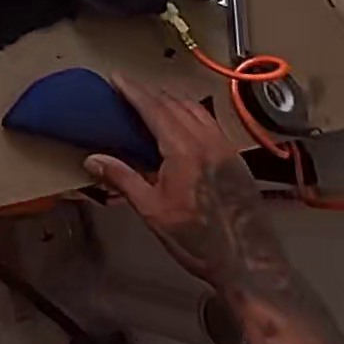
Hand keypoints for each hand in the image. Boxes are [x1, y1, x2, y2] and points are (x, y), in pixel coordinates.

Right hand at [83, 74, 281, 288]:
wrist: (251, 266)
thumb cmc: (197, 241)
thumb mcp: (152, 211)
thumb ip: (122, 179)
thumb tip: (91, 159)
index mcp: (184, 150)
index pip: (154, 109)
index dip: (133, 91)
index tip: (116, 77)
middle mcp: (207, 142)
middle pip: (175, 104)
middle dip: (150, 91)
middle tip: (128, 87)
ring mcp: (226, 149)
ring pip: (196, 110)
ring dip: (172, 99)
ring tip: (152, 98)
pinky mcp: (237, 160)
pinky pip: (210, 123)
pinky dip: (190, 112)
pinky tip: (182, 121)